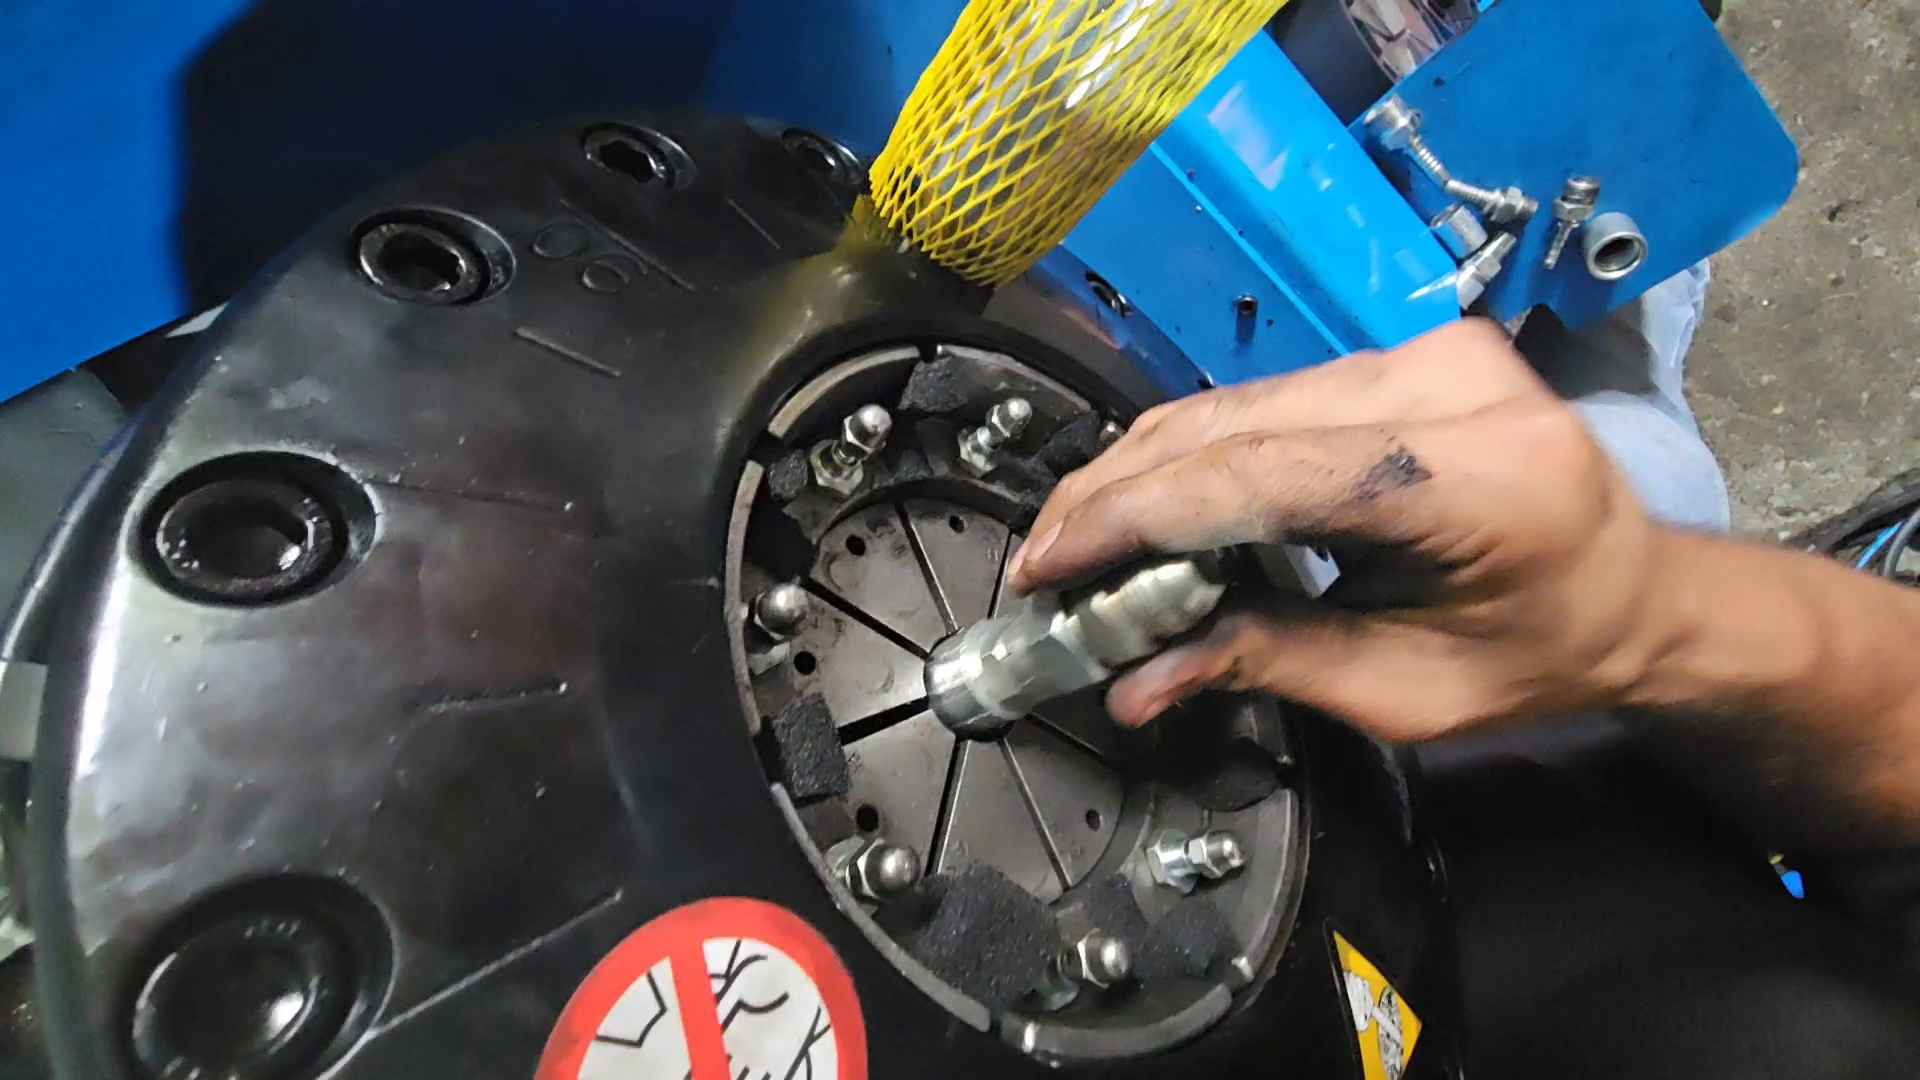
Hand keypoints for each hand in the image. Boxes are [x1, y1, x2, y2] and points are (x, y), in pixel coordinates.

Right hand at [1010, 320, 1677, 741]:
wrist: (1634, 587)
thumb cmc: (1540, 653)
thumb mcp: (1404, 691)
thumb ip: (1260, 666)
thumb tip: (1133, 688)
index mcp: (1478, 477)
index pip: (1258, 476)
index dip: (1133, 518)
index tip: (1049, 565)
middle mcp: (1442, 383)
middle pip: (1221, 428)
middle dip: (1110, 497)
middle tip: (1040, 558)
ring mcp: (1412, 354)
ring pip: (1217, 406)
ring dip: (1129, 475)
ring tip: (1069, 536)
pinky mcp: (1382, 356)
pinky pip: (1242, 403)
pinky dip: (1173, 457)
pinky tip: (1130, 501)